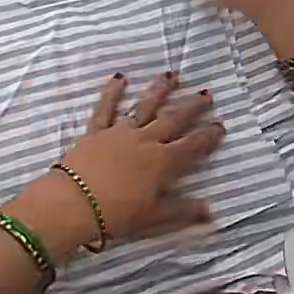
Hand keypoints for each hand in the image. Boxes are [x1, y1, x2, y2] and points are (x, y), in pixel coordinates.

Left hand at [42, 72, 223, 257]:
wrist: (73, 204)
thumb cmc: (116, 214)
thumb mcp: (153, 217)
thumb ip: (181, 210)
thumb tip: (210, 211)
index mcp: (162, 162)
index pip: (192, 146)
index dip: (208, 136)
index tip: (221, 125)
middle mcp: (145, 141)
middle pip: (173, 119)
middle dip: (192, 106)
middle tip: (206, 93)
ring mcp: (120, 132)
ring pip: (145, 106)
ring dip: (160, 90)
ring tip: (172, 76)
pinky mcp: (96, 131)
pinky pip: (106, 107)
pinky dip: (112, 91)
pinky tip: (120, 77)